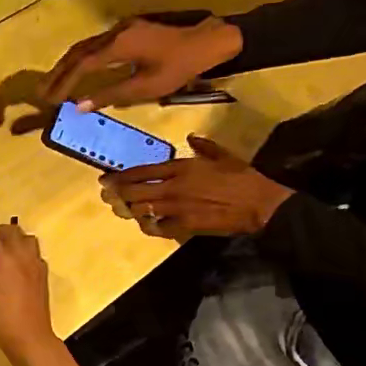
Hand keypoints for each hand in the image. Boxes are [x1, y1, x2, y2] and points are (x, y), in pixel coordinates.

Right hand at [0, 222, 54, 360]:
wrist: (30, 338)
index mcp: (5, 261)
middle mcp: (23, 258)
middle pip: (12, 232)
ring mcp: (36, 266)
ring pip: (27, 238)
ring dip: (14, 236)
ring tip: (1, 244)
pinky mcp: (43, 275)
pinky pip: (35, 252)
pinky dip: (24, 248)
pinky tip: (16, 260)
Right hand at [38, 16, 242, 110]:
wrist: (209, 40)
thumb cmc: (179, 67)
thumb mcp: (145, 87)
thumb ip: (110, 94)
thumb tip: (80, 105)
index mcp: (118, 46)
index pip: (82, 65)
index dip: (63, 82)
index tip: (49, 99)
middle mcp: (115, 32)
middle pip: (78, 52)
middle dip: (59, 72)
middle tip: (42, 91)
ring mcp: (123, 28)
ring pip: (87, 45)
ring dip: (69, 64)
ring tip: (55, 82)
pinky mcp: (130, 29)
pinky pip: (98, 43)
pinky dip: (83, 58)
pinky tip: (80, 70)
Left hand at [104, 136, 292, 239]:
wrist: (258, 203)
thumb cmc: (242, 177)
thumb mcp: (223, 155)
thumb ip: (204, 146)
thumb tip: (191, 137)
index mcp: (180, 167)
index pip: (141, 171)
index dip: (121, 176)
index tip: (106, 178)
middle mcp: (172, 187)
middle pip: (134, 192)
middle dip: (116, 193)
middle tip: (106, 195)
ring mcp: (176, 208)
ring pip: (141, 210)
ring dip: (128, 210)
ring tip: (120, 209)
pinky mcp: (184, 226)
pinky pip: (158, 228)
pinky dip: (149, 226)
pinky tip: (146, 225)